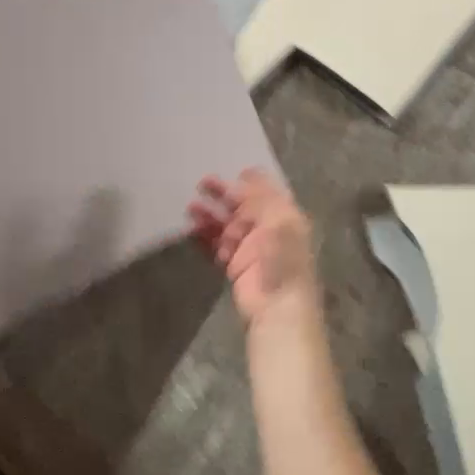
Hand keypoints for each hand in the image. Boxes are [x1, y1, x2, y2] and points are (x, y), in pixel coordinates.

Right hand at [189, 168, 319, 328]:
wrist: (278, 308)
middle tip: (202, 182)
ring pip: (225, 224)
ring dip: (209, 214)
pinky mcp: (233, 265)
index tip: (232, 166)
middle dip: (223, 193)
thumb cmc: (284, 260)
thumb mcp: (279, 221)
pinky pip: (215, 245)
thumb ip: (261, 198)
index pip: (266, 192)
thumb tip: (244, 175)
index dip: (251, 180)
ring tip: (190, 207)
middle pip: (242, 206)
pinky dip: (203, 236)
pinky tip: (190, 228)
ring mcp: (248, 248)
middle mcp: (266, 229)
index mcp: (283, 216)